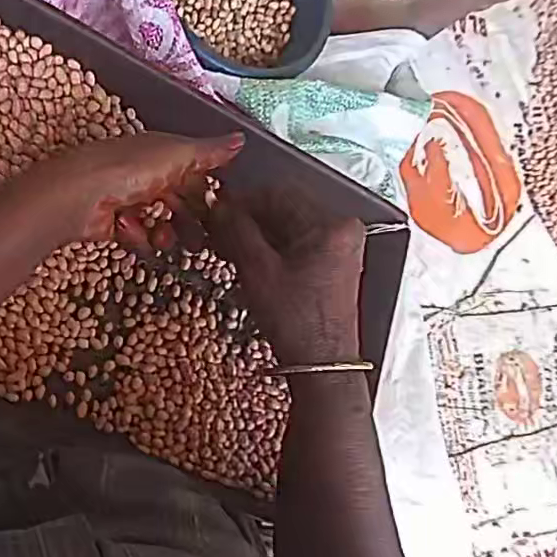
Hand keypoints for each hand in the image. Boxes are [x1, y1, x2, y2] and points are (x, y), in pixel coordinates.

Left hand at [8, 131, 242, 249]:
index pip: (192, 173)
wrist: (80, 194)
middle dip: (189, 220)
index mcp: (161, 153)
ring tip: (164, 239)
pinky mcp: (112, 222)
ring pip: (157, 221)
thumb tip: (241, 140)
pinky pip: (135, 235)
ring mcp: (127, 198)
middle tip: (200, 240)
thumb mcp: (177, 155)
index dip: (206, 191)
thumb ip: (209, 152)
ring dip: (164, 232)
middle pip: (175, 201)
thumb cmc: (130, 169)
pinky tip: (131, 232)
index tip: (221, 212)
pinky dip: (136, 236)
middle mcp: (144, 174)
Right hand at [207, 184, 364, 363]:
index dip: (241, 201)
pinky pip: (298, 243)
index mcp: (331, 224)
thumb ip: (237, 231)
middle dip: (248, 219)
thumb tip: (216, 203)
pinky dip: (272, 248)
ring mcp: (340, 246)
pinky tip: (248, 259)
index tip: (214, 209)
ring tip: (227, 248)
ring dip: (257, 234)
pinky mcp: (334, 262)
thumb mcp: (258, 271)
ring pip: (289, 226)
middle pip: (285, 209)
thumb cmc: (294, 320)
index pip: (278, 194)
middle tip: (217, 231)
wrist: (320, 362)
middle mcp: (342, 228)